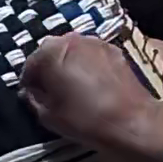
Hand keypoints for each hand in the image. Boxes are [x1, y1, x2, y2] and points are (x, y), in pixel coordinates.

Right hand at [20, 34, 162, 161]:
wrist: (133, 122)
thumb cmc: (84, 119)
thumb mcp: (48, 116)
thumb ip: (33, 98)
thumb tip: (31, 92)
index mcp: (49, 53)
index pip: (30, 65)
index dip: (30, 82)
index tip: (34, 97)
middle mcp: (69, 39)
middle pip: (51, 53)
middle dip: (50, 69)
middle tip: (54, 91)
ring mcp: (93, 41)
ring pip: (72, 51)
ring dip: (69, 65)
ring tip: (75, 87)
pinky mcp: (113, 49)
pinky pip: (91, 55)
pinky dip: (88, 65)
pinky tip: (93, 84)